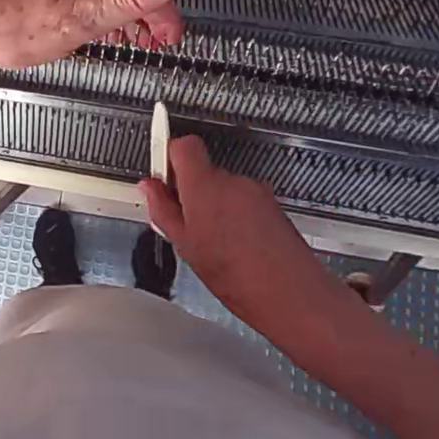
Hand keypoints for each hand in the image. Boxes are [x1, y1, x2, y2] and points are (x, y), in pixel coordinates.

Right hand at [141, 136, 364, 341]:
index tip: (163, 177)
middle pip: (203, 169)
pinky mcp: (270, 202)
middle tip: (186, 221)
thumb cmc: (238, 275)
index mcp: (204, 186)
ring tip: (213, 241)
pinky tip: (234, 244)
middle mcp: (231, 181)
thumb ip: (163, 209)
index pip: (184, 146)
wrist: (288, 292)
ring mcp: (254, 190)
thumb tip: (150, 188)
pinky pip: (242, 199)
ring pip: (223, 187)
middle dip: (191, 191)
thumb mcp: (185, 245)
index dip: (170, 157)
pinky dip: (234, 214)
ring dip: (214, 205)